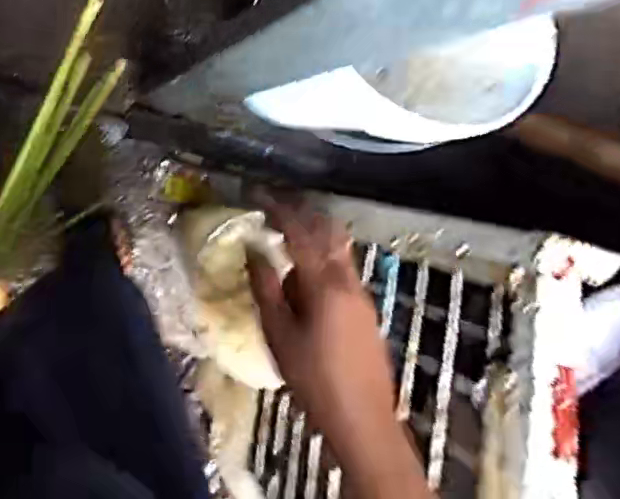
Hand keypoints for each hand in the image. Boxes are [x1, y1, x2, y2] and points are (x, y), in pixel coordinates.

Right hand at [247, 193, 432, 498]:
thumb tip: (253, 250)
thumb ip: (265, 286)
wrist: (364, 425)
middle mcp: (349, 284)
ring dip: (312, 236)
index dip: (278, 209)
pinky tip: (302, 275)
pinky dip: (321, 258)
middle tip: (274, 205)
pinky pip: (342, 271)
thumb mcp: (277, 331)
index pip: (299, 233)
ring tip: (283, 236)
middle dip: (302, 214)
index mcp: (325, 285)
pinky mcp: (366, 314)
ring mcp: (363, 299)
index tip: (257, 194)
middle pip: (329, 234)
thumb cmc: (313, 377)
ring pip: (338, 252)